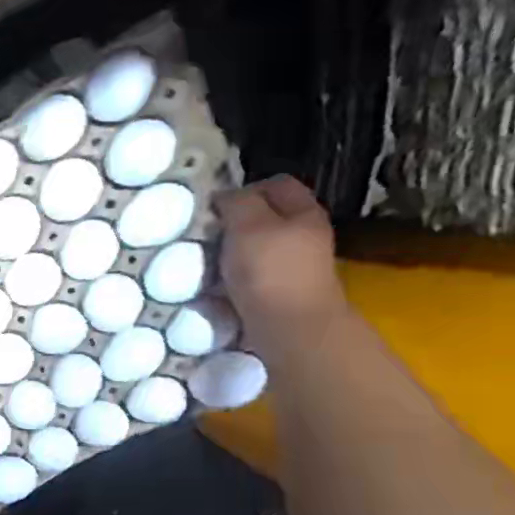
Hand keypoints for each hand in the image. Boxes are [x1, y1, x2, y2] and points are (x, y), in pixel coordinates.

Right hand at [215, 176, 346, 334]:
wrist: (292, 330)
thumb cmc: (270, 271)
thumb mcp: (247, 225)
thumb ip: (236, 204)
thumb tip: (225, 197)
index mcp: (303, 211)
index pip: (276, 185)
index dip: (244, 191)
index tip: (215, 210)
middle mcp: (306, 236)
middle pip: (267, 221)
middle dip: (236, 228)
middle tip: (209, 240)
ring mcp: (297, 270)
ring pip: (259, 253)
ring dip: (233, 259)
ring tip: (209, 269)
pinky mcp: (284, 298)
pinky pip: (255, 282)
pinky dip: (236, 285)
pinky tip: (219, 294)